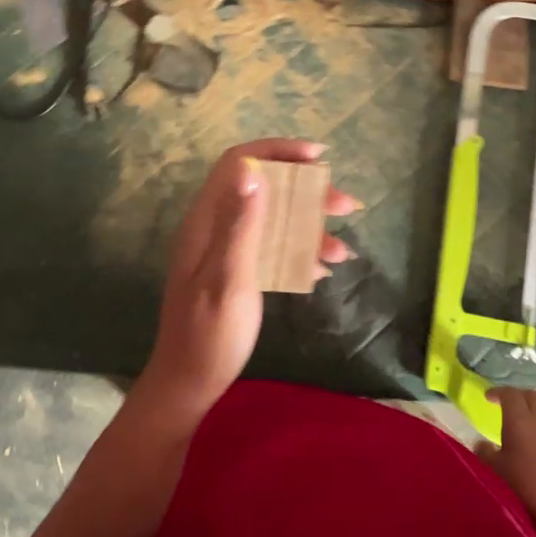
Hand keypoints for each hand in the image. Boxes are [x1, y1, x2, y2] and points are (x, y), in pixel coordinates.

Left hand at [139, 139, 359, 412]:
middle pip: (264, 189)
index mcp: (206, 220)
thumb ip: (240, 225)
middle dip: (307, 192)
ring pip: (273, 220)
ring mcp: (225, 249)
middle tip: (346, 206)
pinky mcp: (236, 271)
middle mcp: (215, 226)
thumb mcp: (229, 279)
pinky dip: (298, 253)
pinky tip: (320, 272)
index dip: (278, 152)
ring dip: (309, 228)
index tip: (319, 158)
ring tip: (343, 253)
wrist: (189, 384)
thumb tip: (253, 171)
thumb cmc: (209, 335)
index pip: (240, 163)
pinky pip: (271, 247)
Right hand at [478, 387, 535, 533]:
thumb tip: (482, 444)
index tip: (488, 397)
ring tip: (527, 422)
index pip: (510, 394)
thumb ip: (485, 453)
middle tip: (506, 405)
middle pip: (533, 396)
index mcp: (520, 420)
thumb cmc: (523, 488)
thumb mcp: (494, 470)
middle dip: (518, 396)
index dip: (498, 392)